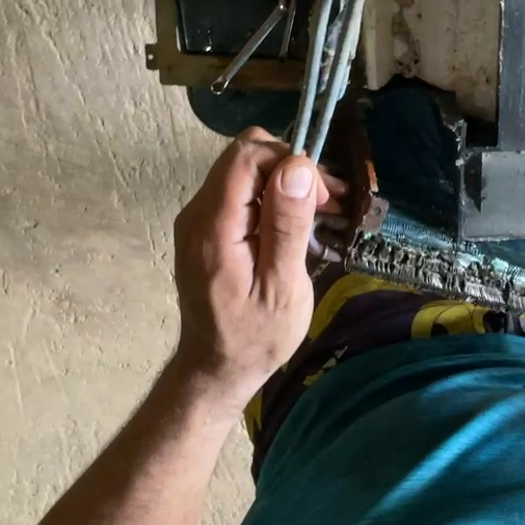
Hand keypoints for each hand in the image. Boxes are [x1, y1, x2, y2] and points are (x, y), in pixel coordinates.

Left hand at [169, 129, 343, 409]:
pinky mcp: (207, 228)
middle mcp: (198, 213)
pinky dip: (273, 198)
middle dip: (292, 168)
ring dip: (286, 183)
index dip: (291, 162)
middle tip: (326, 204)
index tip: (322, 197)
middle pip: (245, 156)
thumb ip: (287, 225)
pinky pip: (241, 192)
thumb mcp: (282, 287)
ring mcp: (199, 219)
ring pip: (245, 170)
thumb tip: (297, 167)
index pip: (247, 156)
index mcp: (214, 227)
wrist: (216, 368)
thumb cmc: (255, 337)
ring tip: (320, 214)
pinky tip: (296, 225)